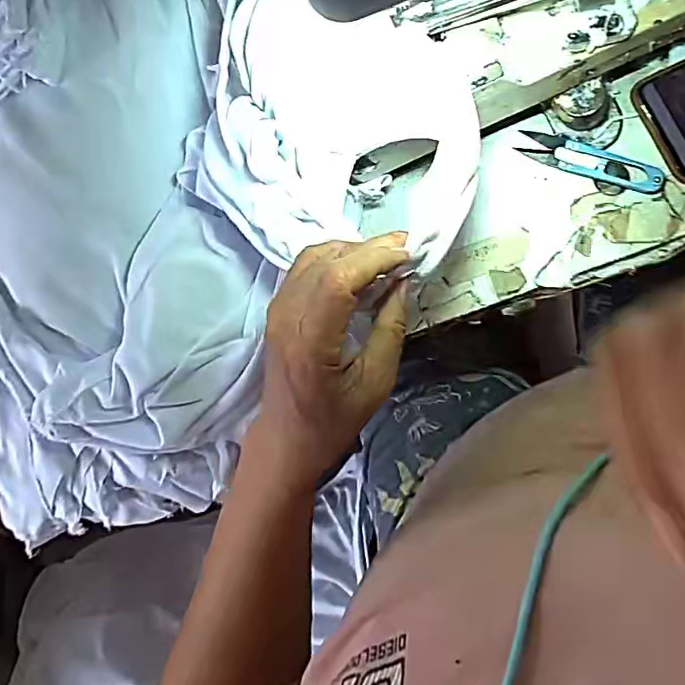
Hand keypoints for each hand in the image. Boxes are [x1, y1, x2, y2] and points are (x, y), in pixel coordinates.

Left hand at [244, 234, 411, 491]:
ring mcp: (277, 308)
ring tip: (387, 255)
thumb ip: (390, 328)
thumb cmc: (334, 419)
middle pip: (327, 261)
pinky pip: (305, 265)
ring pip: (314, 256)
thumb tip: (402, 283)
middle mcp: (287, 316)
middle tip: (405, 247)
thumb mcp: (376, 381)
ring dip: (352, 249)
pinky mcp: (277, 306)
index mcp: (310, 341)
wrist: (286, 437)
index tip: (407, 255)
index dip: (374, 259)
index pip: (337, 280)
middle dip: (370, 249)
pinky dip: (335, 256)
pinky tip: (359, 266)